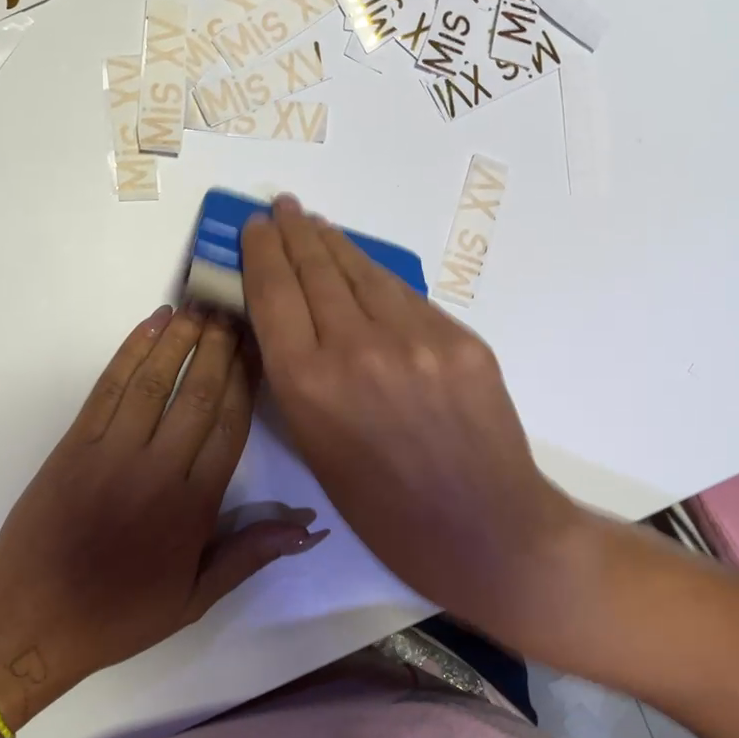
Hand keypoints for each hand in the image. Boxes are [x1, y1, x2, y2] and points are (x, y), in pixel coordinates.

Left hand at [0, 305, 324, 714]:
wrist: (34, 615)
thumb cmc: (119, 613)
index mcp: (194, 506)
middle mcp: (158, 467)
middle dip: (220, 346)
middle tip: (234, 309)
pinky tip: (151, 323)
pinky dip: (132, 350)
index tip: (261, 344)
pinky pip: (110, 385)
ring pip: (155, 379)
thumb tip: (309, 527)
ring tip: (200, 304)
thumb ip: (249, 555)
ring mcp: (112, 448)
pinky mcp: (76, 440)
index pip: (231, 426)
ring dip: (179, 336)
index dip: (248, 379)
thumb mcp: (193, 599)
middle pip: (198, 392)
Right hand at [239, 195, 582, 647]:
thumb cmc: (382, 509)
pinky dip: (375, 276)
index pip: (273, 293)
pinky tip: (362, 267)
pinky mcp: (458, 338)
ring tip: (315, 223)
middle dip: (294, 233)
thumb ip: (297, 378)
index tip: (254, 227)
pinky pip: (404, 295)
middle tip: (282, 207)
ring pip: (361, 272)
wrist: (484, 530)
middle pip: (315, 270)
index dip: (261, 253)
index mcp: (308, 384)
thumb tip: (287, 321)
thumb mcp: (314, 446)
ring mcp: (414, 339)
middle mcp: (356, 348)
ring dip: (333, 243)